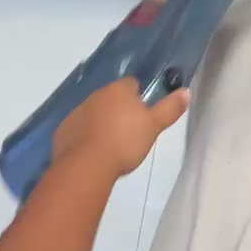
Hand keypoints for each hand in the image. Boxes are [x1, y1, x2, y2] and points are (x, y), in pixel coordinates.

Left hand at [52, 78, 188, 179]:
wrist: (86, 166)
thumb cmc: (124, 142)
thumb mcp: (154, 127)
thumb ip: (170, 108)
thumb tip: (186, 91)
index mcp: (118, 90)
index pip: (132, 84)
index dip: (139, 97)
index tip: (144, 114)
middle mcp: (96, 96)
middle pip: (112, 98)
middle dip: (120, 110)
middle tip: (130, 133)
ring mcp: (77, 113)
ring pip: (94, 113)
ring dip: (102, 123)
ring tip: (112, 146)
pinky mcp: (63, 131)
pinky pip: (79, 129)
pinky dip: (85, 137)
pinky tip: (93, 153)